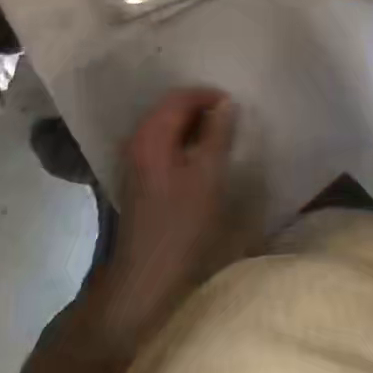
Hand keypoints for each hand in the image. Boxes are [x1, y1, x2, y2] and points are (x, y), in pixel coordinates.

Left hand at [89, 88, 240, 344]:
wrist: (146, 277)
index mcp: (150, 136)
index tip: (236, 106)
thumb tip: (226, 104)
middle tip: (233, 120)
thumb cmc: (181, 225)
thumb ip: (217, 135)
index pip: (179, 97)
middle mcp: (136, 141)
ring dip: (194, 128)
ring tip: (223, 137)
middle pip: (170, 110)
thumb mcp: (208, 176)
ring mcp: (135, 161)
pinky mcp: (139, 179)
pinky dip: (185, 144)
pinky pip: (164, 147)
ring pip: (167, 129)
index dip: (208, 96)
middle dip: (202, 109)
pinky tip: (205, 158)